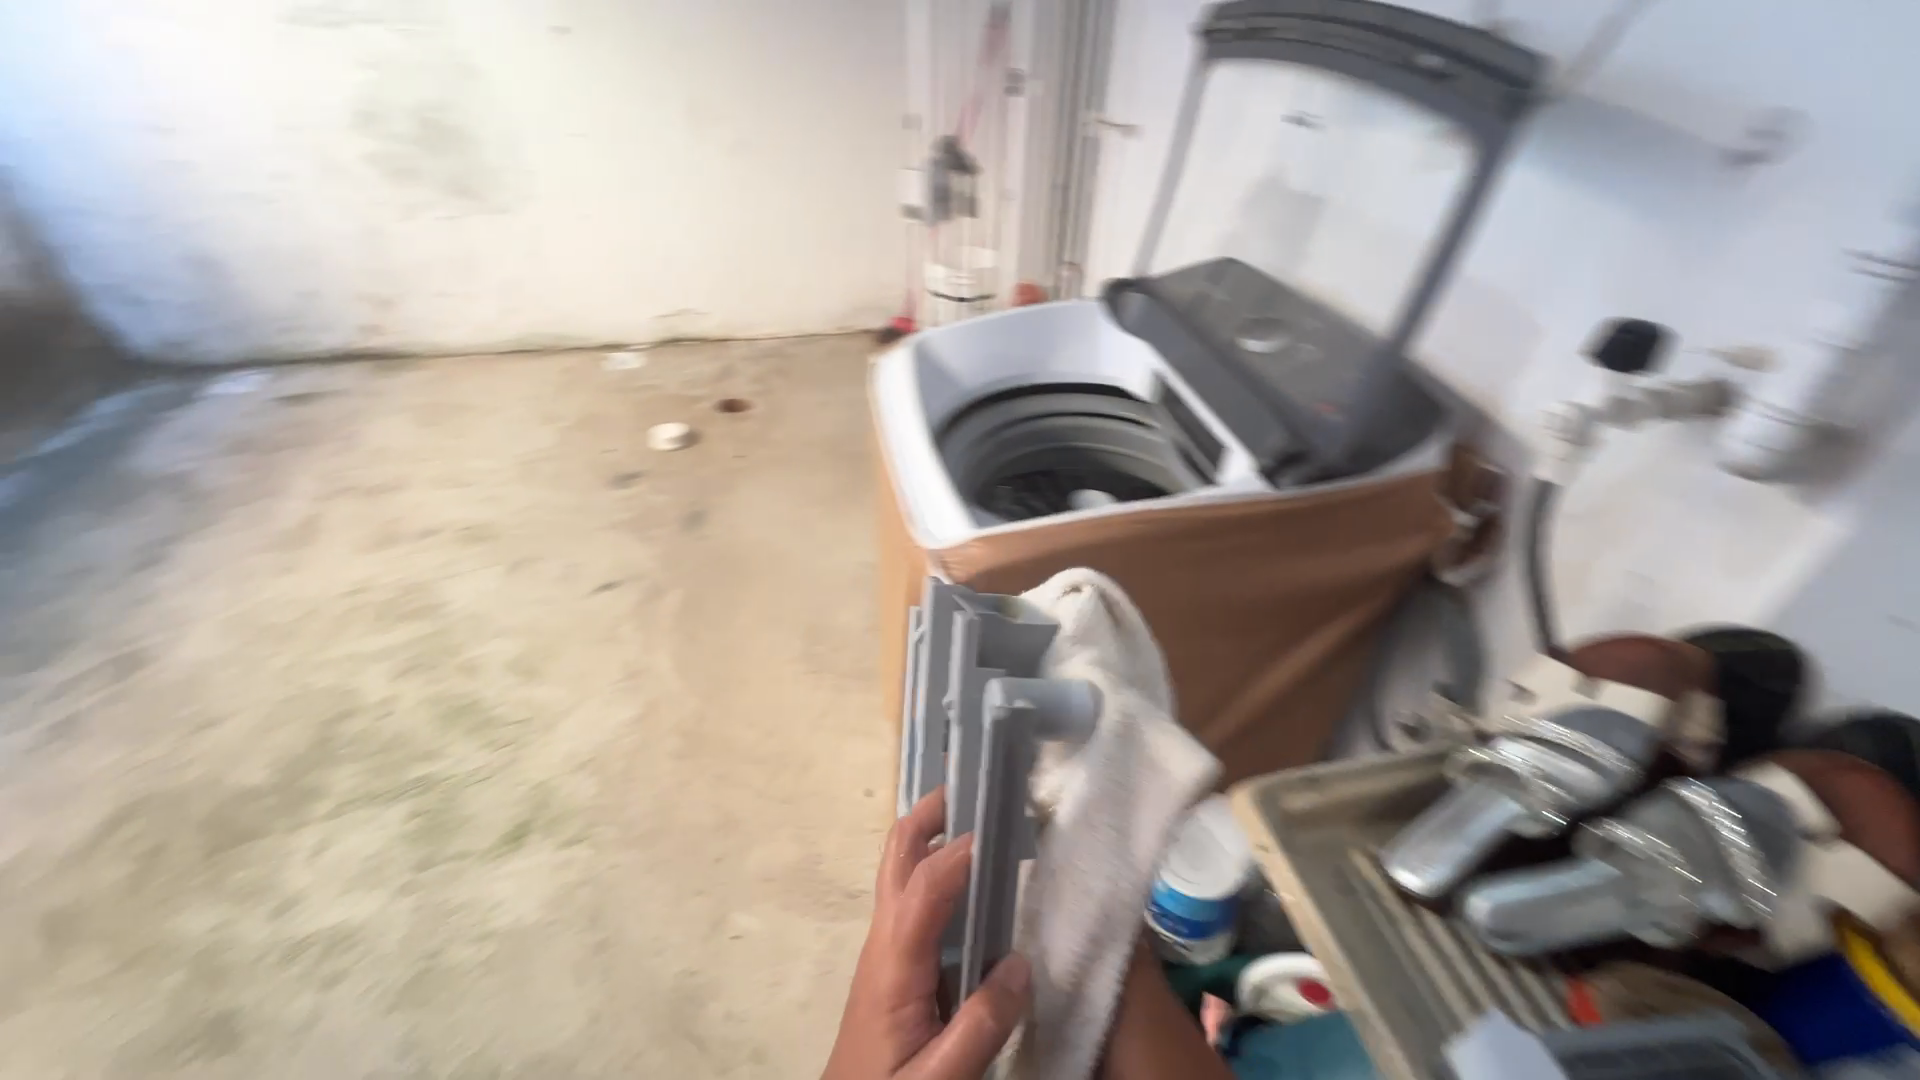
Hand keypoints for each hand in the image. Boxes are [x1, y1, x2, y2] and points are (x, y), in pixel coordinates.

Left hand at [823, 788, 1031, 1079]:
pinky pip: (916, 893)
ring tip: (981, 814)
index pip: (923, 886)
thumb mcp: (939, 1076)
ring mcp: (888, 943)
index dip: (958, 852)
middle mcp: (886, 937)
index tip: (997, 826)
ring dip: (935, 831)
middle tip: (973, 785)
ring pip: (903, 866)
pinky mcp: (896, 956)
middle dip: (930, 812)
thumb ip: (982, 1024)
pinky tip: (976, 875)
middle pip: (898, 854)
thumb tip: (1021, 962)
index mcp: (894, 960)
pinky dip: (941, 865)